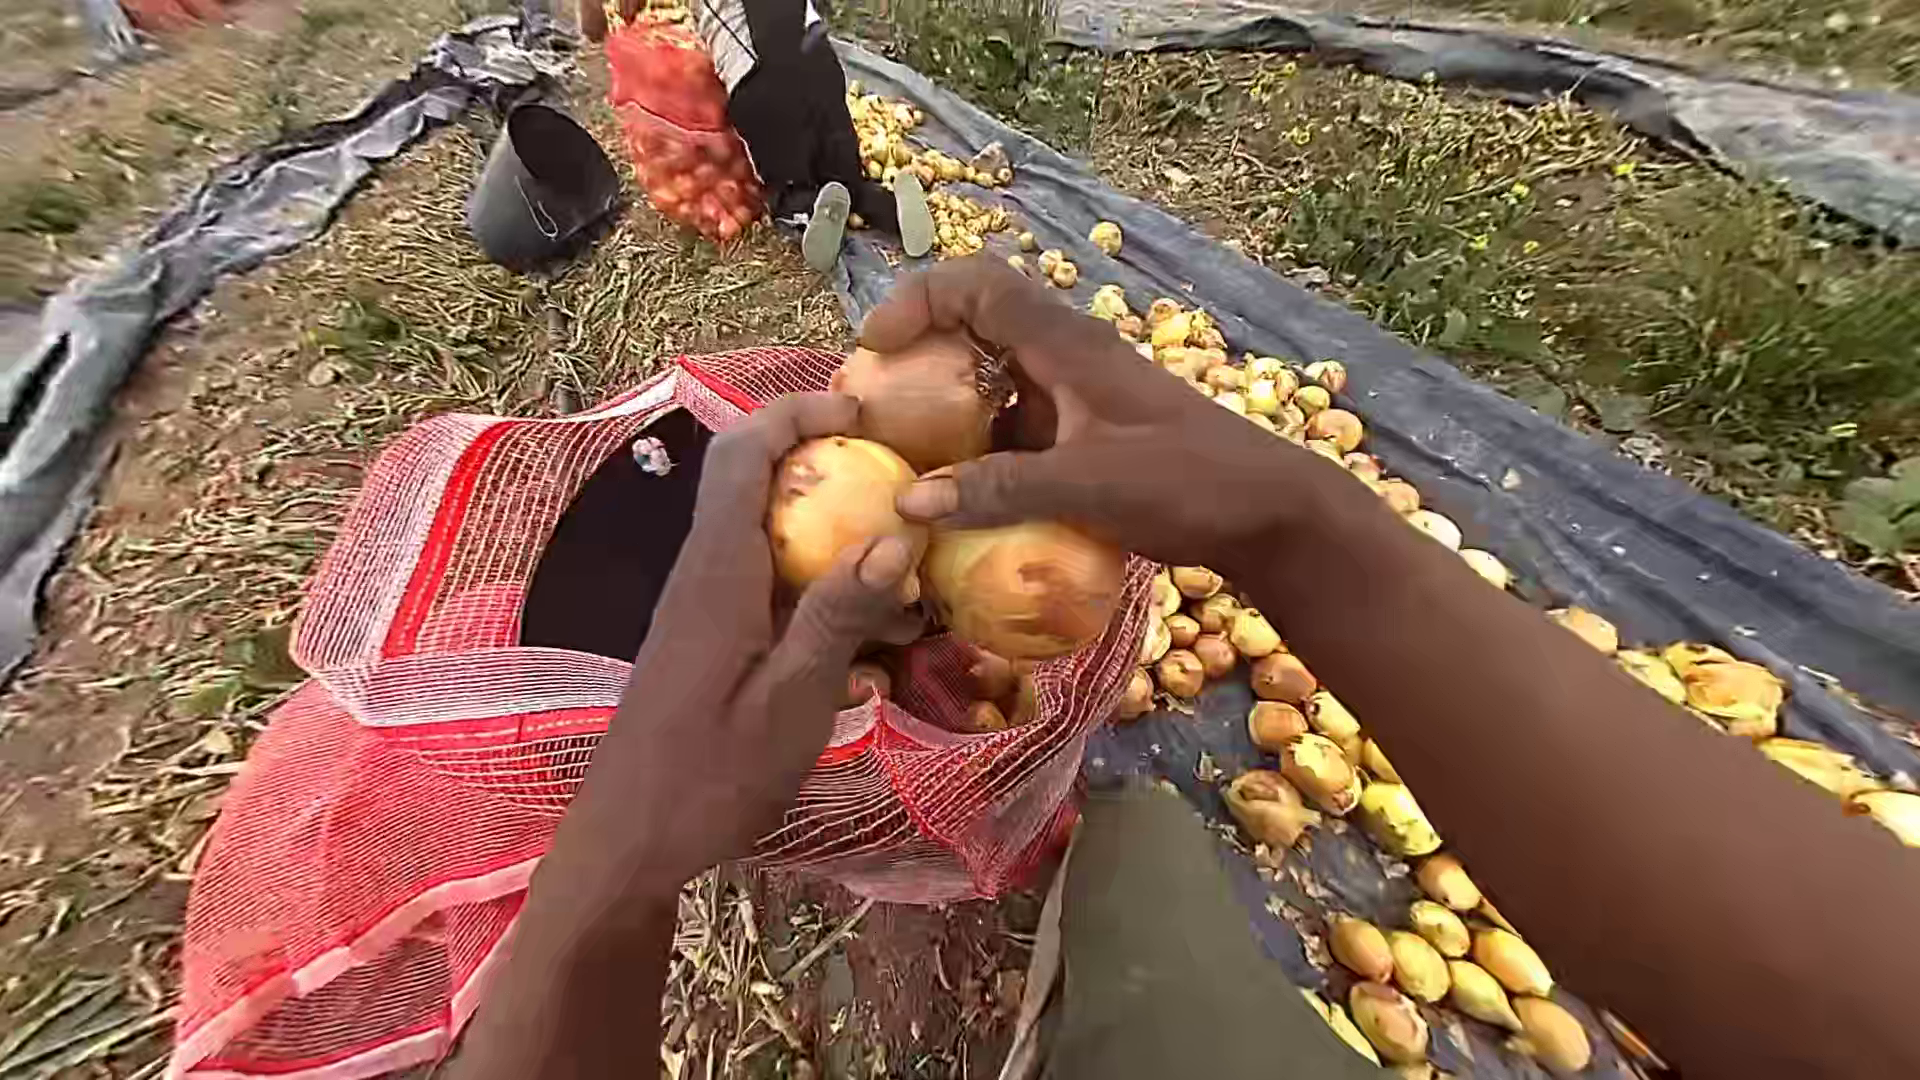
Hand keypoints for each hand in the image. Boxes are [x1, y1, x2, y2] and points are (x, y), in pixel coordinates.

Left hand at [552, 393, 921, 898]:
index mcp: (720, 571)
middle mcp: (708, 569)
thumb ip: (840, 614)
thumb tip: (897, 535)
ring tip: (895, 555)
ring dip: (829, 521)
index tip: (860, 411)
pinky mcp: (717, 630)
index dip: (796, 413)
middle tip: (892, 469)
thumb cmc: (712, 776)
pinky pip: (771, 575)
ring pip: (767, 526)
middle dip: (820, 454)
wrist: (634, 843)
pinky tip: (865, 621)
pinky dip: (820, 573)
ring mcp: (709, 600)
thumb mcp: (794, 699)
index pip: (744, 453)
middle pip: (754, 476)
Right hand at [859, 257, 1345, 576]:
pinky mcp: (1078, 438)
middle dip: (918, 358)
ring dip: (945, 409)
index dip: (917, 301)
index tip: (873, 345)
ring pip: (990, 385)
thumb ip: (1001, 489)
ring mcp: (1071, 401)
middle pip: (974, 331)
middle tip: (875, 405)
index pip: (978, 287)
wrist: (1264, 512)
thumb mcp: (1090, 483)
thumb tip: (909, 500)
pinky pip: (1011, 431)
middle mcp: (1063, 361)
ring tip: (902, 450)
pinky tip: (956, 487)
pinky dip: (977, 449)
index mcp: (1066, 345)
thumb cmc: (1189, 481)